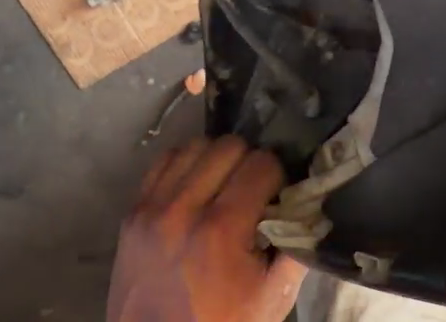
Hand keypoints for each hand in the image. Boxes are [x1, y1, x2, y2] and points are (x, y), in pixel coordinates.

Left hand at [107, 135, 305, 321]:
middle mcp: (184, 208)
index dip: (277, 177)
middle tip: (253, 191)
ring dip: (216, 160)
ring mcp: (153, 208)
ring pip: (196, 146)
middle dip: (249, 163)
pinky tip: (196, 187)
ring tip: (223, 187)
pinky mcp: (133, 212)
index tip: (277, 196)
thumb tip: (312, 203)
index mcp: (221, 229)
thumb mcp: (273, 299)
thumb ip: (297, 247)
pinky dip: (186, 165)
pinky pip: (165, 161)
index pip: (262, 163)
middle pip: (229, 146)